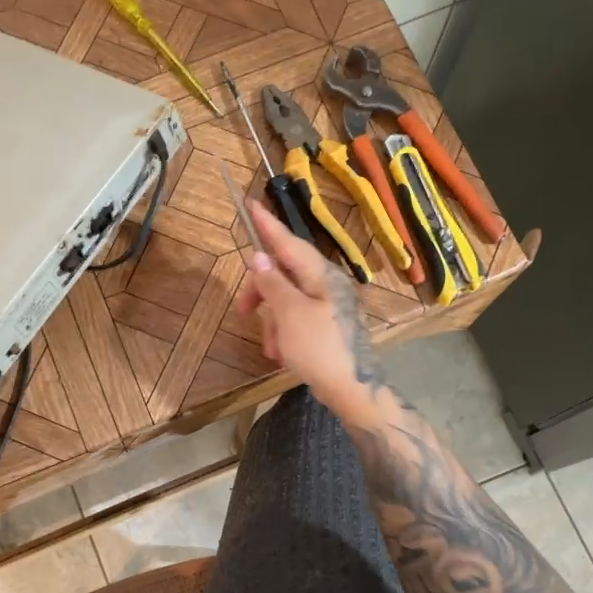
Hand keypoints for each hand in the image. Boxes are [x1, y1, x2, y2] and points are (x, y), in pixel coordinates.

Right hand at [236, 199, 384, 415]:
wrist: (351, 388)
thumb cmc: (320, 348)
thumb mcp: (290, 315)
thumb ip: (273, 284)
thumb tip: (260, 257)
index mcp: (320, 276)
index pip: (288, 243)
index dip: (268, 226)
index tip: (251, 203)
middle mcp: (326, 285)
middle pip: (284, 275)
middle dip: (262, 294)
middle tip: (242, 311)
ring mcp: (327, 307)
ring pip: (287, 301)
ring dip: (272, 322)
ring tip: (272, 348)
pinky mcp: (325, 327)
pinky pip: (296, 320)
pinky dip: (284, 334)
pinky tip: (281, 355)